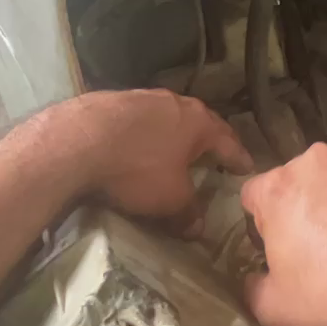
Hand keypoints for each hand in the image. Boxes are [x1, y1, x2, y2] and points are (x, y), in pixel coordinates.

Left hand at [43, 90, 252, 221]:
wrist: (79, 139)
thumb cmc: (137, 168)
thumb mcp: (169, 198)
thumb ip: (189, 211)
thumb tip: (199, 227)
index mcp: (198, 122)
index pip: (228, 141)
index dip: (239, 157)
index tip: (247, 168)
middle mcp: (177, 103)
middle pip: (200, 123)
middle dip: (208, 141)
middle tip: (215, 157)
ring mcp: (145, 98)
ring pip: (169, 118)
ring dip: (175, 135)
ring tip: (174, 151)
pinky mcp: (116, 100)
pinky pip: (141, 119)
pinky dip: (146, 133)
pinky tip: (137, 146)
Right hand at [240, 143, 326, 325]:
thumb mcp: (271, 306)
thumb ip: (249, 286)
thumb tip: (251, 278)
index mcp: (278, 187)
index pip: (252, 195)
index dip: (260, 223)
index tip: (276, 248)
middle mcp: (311, 162)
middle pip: (290, 181)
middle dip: (294, 206)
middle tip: (309, 246)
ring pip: (324, 178)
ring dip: (325, 198)